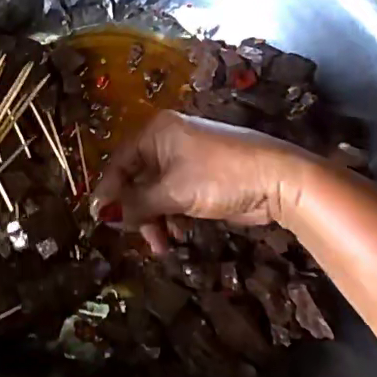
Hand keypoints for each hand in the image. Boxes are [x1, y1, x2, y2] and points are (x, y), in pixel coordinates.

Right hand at [89, 111, 315, 252]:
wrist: (276, 178)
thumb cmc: (219, 176)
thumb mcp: (172, 192)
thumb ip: (136, 204)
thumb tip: (103, 215)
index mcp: (157, 132)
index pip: (120, 161)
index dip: (109, 192)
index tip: (100, 222)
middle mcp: (167, 141)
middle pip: (137, 178)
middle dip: (136, 210)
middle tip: (138, 238)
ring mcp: (186, 159)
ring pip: (155, 192)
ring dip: (154, 219)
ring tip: (163, 244)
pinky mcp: (201, 179)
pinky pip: (173, 197)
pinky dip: (171, 216)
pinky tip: (179, 234)